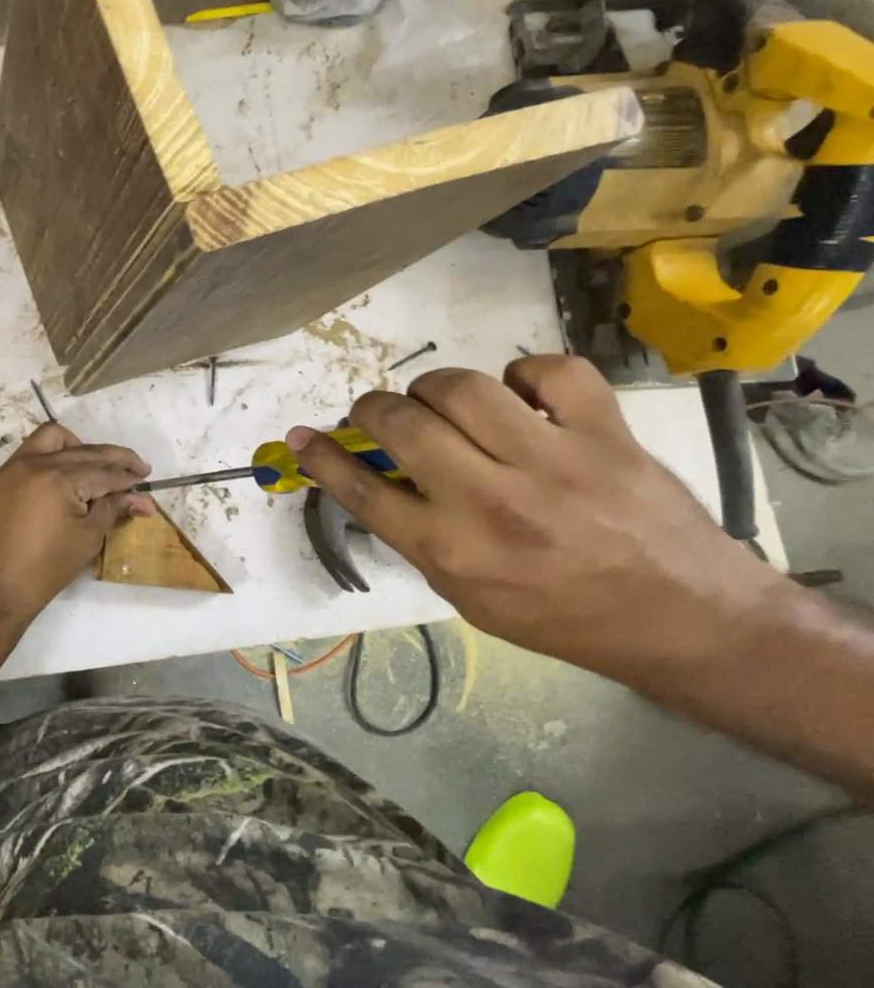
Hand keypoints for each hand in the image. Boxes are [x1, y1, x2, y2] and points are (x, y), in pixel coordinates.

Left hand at [0, 423, 154, 615]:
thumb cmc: (47, 566)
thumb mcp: (88, 537)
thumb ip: (113, 509)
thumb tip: (142, 500)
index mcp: (58, 479)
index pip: (103, 472)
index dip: (128, 478)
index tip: (147, 482)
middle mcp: (35, 463)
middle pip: (84, 452)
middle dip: (113, 460)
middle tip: (137, 470)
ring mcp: (15, 467)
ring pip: (53, 438)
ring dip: (80, 446)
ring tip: (98, 467)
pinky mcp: (3, 476)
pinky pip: (32, 450)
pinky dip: (54, 453)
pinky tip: (69, 472)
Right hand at [291, 356, 789, 670]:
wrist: (685, 617)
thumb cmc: (559, 615)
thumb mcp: (466, 595)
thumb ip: (417, 537)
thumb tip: (374, 482)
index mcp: (450, 550)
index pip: (361, 489)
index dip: (321, 457)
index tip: (302, 437)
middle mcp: (491, 502)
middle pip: (401, 426)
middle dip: (371, 410)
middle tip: (377, 415)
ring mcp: (553, 462)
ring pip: (462, 389)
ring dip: (432, 388)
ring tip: (438, 402)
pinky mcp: (606, 435)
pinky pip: (550, 372)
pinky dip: (523, 373)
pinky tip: (518, 395)